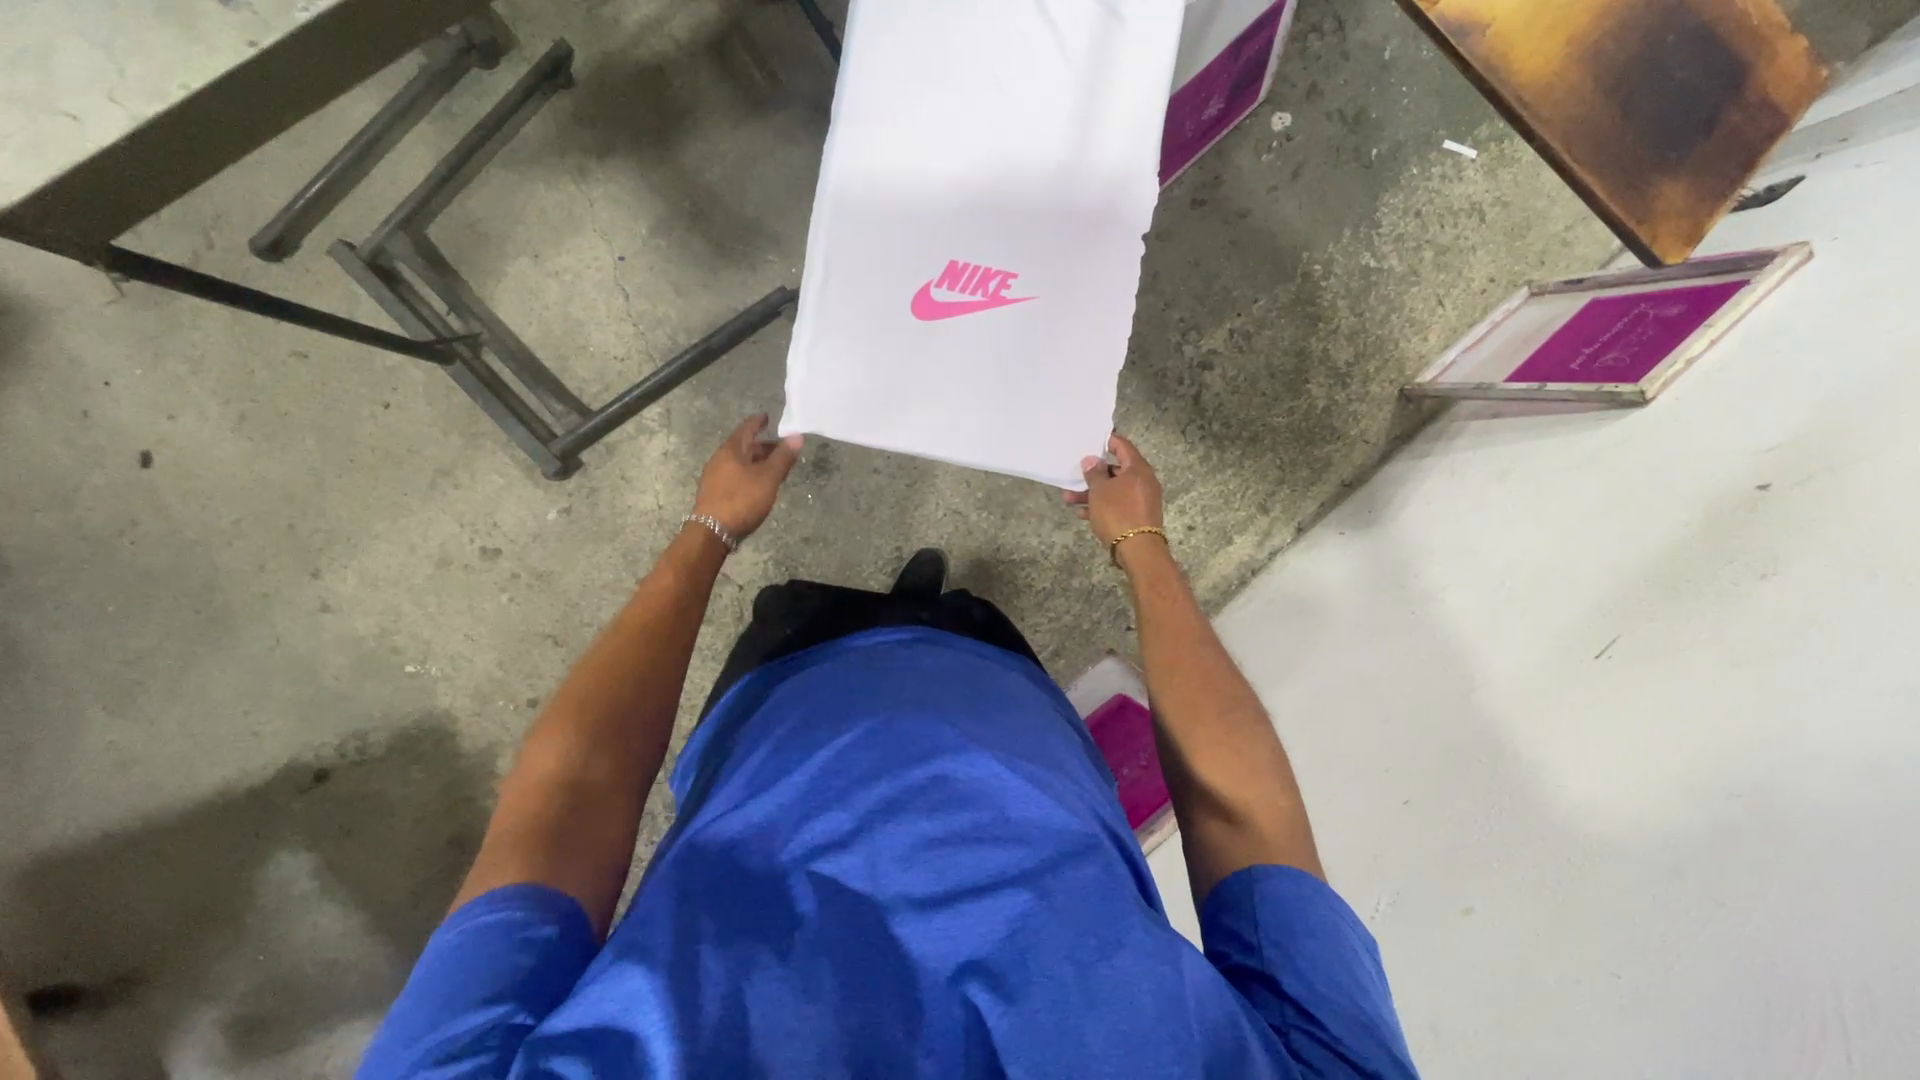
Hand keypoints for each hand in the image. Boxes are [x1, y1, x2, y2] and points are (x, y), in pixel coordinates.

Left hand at [692, 414, 802, 538]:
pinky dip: (749, 474)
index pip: (746, 428)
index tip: (768, 417)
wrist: (712, 532)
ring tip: (774, 469)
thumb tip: (797, 436)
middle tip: (781, 449)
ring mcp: (715, 476)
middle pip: (744, 447)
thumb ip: (783, 457)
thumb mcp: (768, 478)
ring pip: (740, 463)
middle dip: (763, 446)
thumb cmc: (742, 499)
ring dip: (757, 462)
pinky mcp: (715, 493)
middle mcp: (720, 459)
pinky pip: (735, 476)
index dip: (758, 422)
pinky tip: (758, 485)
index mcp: (731, 450)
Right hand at [1064, 433, 1163, 547]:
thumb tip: (1092, 460)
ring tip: (1069, 500)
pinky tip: (1082, 514)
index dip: (1107, 441)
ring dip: (1092, 493)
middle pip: (1116, 471)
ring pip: (1114, 490)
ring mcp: (1142, 500)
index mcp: (1138, 469)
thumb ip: (1094, 473)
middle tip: (1075, 476)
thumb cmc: (1118, 513)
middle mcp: (1143, 481)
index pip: (1123, 446)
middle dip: (1093, 475)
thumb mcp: (1100, 491)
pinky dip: (1102, 506)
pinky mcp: (1139, 516)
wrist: (1138, 550)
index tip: (1092, 440)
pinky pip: (1118, 505)